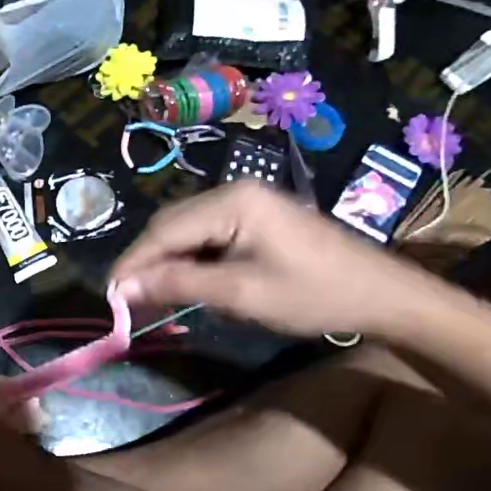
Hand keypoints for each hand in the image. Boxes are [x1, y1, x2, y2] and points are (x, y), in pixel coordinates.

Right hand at [111, 183, 451, 338]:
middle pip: (172, 224)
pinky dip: (191, 257)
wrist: (380, 294)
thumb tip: (125, 287)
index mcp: (232, 201)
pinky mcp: (256, 216)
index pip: (164, 230)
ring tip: (149, 295)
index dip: (133, 263)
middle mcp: (234, 190)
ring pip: (187, 228)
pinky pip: (208, 232)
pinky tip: (184, 281)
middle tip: (127, 300)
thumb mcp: (242, 293)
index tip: (110, 295)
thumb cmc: (314, 294)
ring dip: (167, 260)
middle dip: (147, 261)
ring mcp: (247, 201)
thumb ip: (180, 284)